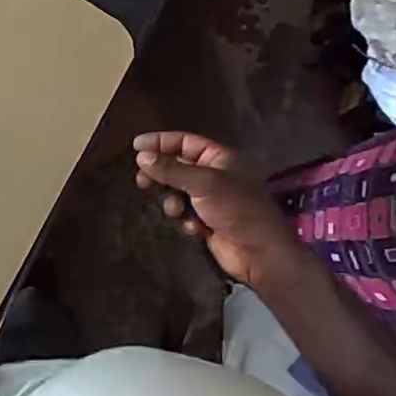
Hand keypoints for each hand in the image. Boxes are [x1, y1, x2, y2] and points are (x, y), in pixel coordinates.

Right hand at [134, 131, 301, 289]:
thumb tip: (141, 157)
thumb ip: (171, 169)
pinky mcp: (206, 220)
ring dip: (172, 200)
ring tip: (175, 209)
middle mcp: (214, 175)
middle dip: (160, 174)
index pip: (184, 142)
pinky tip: (192, 226)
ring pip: (177, 191)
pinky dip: (184, 218)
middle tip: (142, 181)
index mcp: (219, 158)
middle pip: (177, 167)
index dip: (160, 142)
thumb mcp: (203, 183)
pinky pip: (184, 212)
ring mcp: (210, 199)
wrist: (260, 253)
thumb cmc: (236, 209)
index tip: (136, 146)